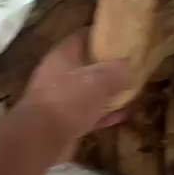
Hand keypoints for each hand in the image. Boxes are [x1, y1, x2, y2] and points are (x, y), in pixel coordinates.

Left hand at [16, 34, 132, 158]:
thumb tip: (131, 69)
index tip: (123, 36)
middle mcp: (59, 74)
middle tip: (132, 64)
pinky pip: (89, 114)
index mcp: (63, 55)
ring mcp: (60, 99)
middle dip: (108, 65)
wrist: (41, 140)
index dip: (103, 34)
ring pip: (89, 90)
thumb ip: (119, 71)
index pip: (83, 36)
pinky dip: (105, 113)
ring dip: (108, 91)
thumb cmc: (69, 100)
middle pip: (87, 64)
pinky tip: (124, 114)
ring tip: (131, 89)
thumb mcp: (100, 80)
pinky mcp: (64, 122)